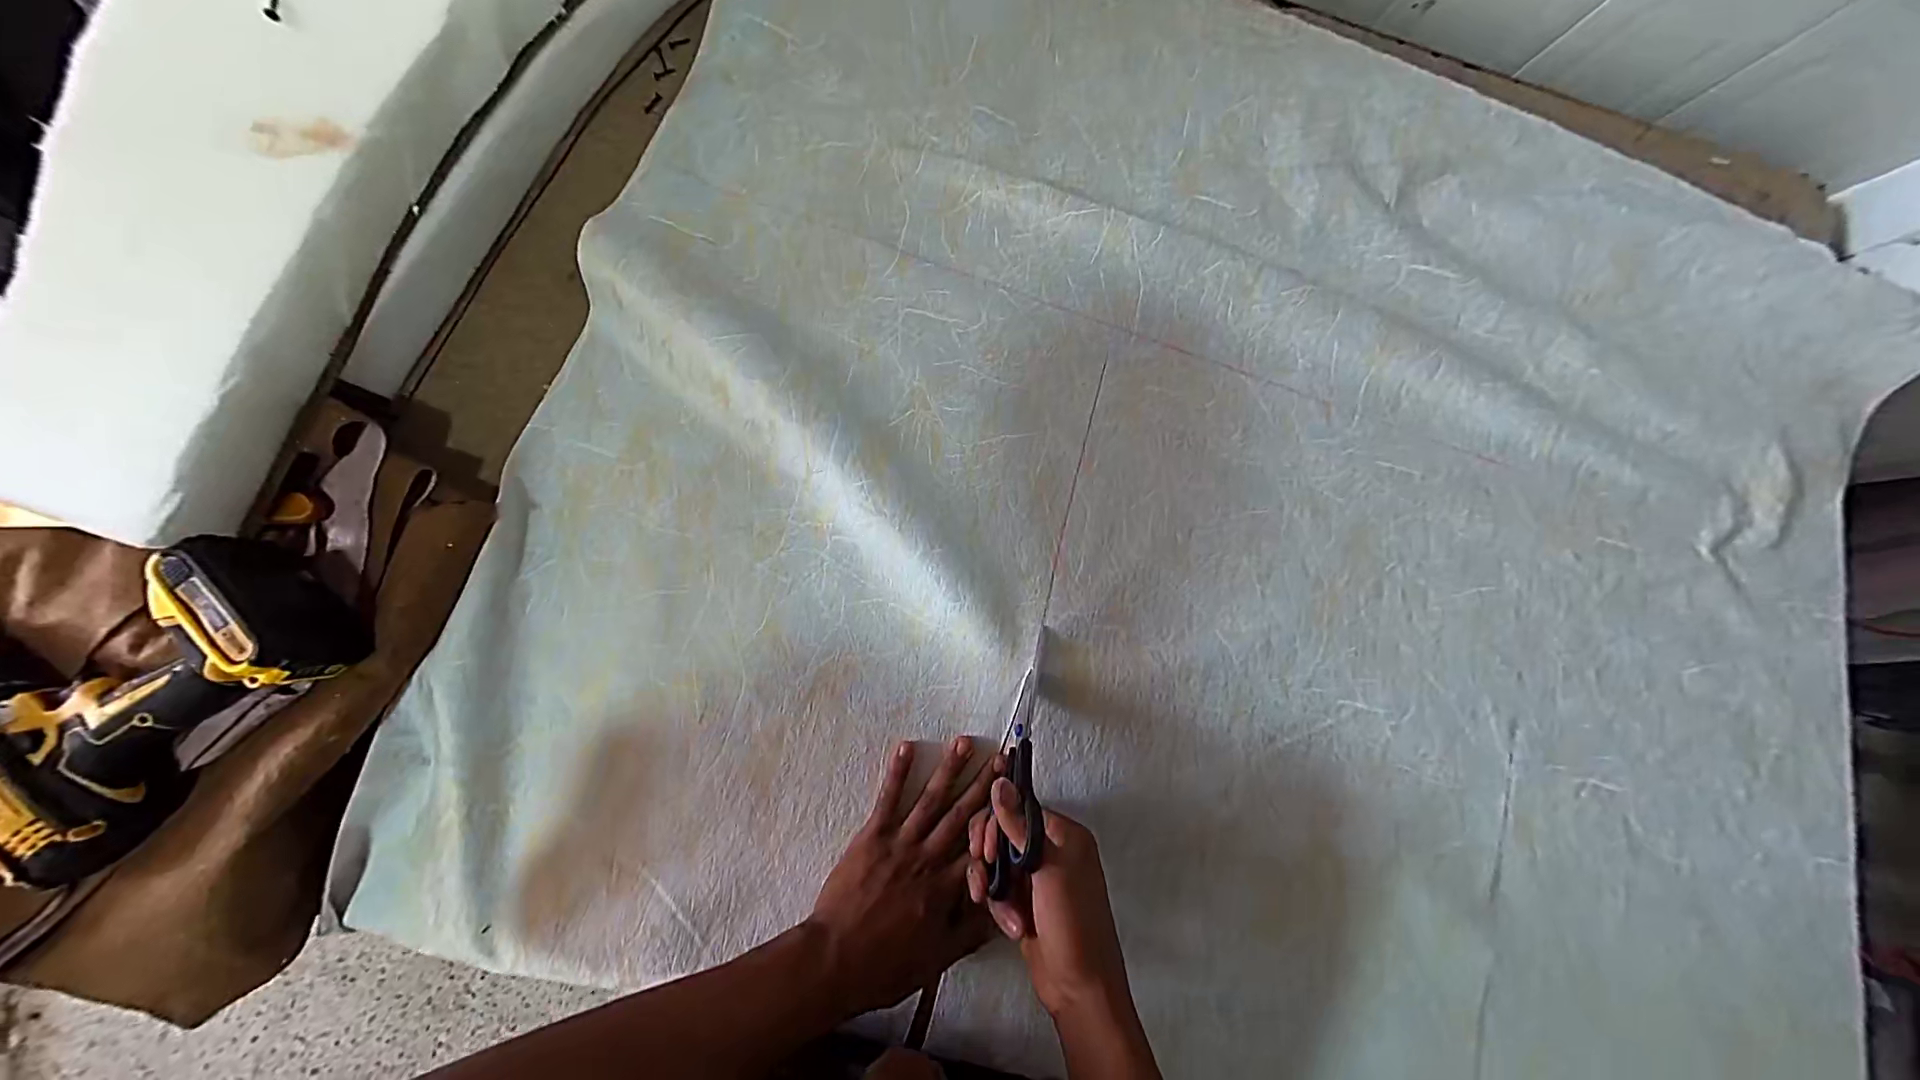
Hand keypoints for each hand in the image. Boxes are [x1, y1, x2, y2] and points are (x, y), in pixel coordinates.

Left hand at [808, 737, 999, 1015]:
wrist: (834, 961)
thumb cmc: (885, 966)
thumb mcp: (936, 960)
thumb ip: (970, 933)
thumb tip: (1002, 914)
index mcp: (946, 888)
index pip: (982, 848)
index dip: (1001, 821)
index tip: (1017, 796)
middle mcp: (928, 858)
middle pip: (962, 814)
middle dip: (985, 784)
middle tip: (1002, 758)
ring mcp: (899, 843)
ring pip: (931, 800)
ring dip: (950, 769)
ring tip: (965, 742)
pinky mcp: (871, 837)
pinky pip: (887, 799)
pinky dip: (897, 773)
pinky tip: (906, 747)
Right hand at [966, 777, 1131, 1017]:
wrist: (1079, 988)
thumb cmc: (1073, 924)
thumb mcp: (1046, 869)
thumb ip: (1019, 826)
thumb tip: (1000, 783)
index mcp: (1065, 835)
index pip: (1018, 809)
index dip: (996, 824)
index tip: (984, 848)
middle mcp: (1051, 850)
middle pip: (1003, 833)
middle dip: (989, 854)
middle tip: (983, 870)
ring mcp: (1037, 878)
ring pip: (996, 862)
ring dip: (992, 884)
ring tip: (989, 902)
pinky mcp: (1024, 902)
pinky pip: (998, 889)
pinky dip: (999, 905)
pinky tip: (1011, 926)